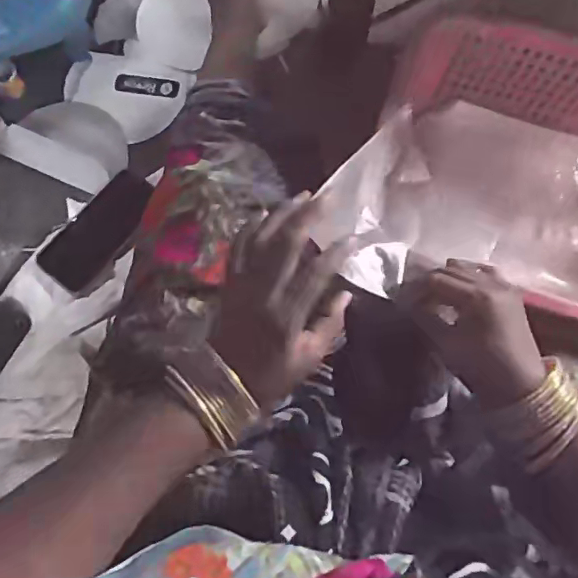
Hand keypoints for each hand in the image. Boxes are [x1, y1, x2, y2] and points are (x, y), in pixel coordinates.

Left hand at [210, 194, 353, 407]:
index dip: (337, 252)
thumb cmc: (271, 375)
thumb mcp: (309, 359)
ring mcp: (242, 283)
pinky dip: (251, 226)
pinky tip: (265, 213)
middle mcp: (264, 291)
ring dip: (282, 213)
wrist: (223, 382)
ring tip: (301, 195)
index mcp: (287, 314)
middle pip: (286, 243)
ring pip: (260, 237)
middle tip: (328, 196)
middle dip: (308, 215)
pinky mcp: (229, 281)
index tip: (354, 236)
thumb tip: (345, 294)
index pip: (316, 273)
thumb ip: (330, 325)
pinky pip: (238, 245)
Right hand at [400, 261, 547, 405]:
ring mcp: (504, 285)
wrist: (520, 383)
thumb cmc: (481, 366)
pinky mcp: (511, 293)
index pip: (436, 279)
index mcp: (476, 295)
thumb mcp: (446, 343)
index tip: (402, 298)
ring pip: (467, 269)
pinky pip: (485, 273)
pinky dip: (469, 276)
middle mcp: (492, 283)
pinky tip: (460, 288)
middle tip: (413, 296)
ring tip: (434, 294)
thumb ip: (426, 318)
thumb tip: (410, 304)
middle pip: (450, 270)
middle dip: (428, 281)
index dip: (415, 288)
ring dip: (448, 277)